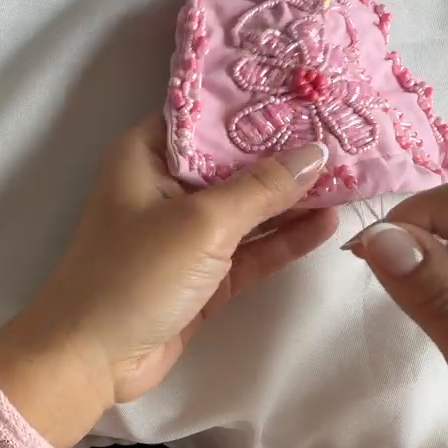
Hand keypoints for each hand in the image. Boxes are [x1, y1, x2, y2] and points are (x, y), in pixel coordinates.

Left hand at [0, 117, 336, 447]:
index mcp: (148, 155)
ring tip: (355, 176)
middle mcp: (166, 188)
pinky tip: (327, 223)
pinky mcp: (203, 277)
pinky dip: (283, 240)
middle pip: (235, 162)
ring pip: (248, 208)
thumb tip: (316, 153)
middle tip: (351, 130)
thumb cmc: (134, 274)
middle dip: (286, 152)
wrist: (92, 359)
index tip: (315, 88)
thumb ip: (261, 188)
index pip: (209, 117)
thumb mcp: (200, 222)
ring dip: (293, 198)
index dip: (258, 105)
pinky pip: (250, 251)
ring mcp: (186, 236)